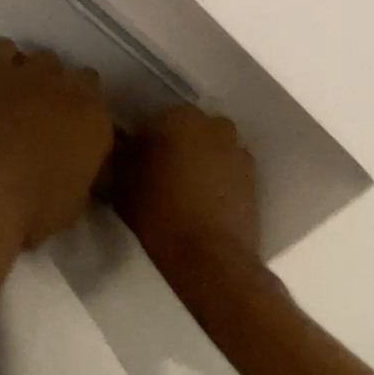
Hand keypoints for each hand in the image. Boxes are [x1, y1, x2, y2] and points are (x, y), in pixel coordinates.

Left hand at [0, 37, 111, 246]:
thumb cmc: (27, 207)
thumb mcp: (70, 206)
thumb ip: (80, 181)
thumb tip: (78, 175)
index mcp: (95, 120)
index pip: (103, 109)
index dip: (88, 122)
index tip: (77, 140)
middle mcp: (67, 86)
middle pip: (77, 77)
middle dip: (66, 94)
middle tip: (48, 121)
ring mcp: (26, 70)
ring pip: (42, 59)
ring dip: (35, 77)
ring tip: (16, 101)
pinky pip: (1, 49)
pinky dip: (0, 61)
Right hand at [114, 104, 260, 275]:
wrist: (210, 256)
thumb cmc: (159, 213)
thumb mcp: (121, 185)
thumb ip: (120, 156)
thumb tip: (121, 145)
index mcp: (179, 117)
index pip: (152, 121)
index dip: (140, 144)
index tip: (132, 165)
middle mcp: (213, 124)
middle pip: (185, 132)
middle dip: (173, 147)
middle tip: (157, 177)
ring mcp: (237, 149)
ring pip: (209, 148)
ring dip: (197, 161)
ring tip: (182, 192)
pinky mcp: (253, 176)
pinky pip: (227, 169)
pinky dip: (216, 179)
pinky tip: (203, 203)